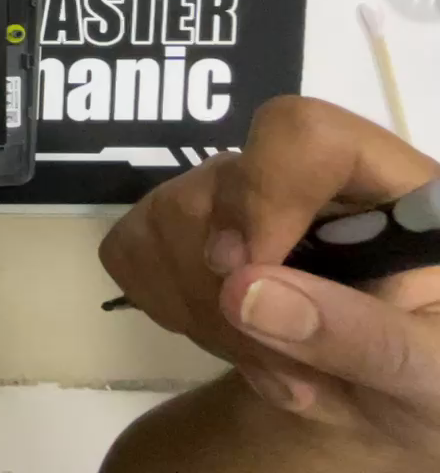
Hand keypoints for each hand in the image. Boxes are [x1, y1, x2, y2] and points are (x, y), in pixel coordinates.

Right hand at [101, 97, 439, 455]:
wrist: (387, 403)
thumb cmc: (437, 385)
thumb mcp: (438, 378)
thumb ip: (364, 336)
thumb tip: (242, 289)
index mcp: (387, 189)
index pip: (303, 134)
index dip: (262, 191)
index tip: (243, 269)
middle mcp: (297, 176)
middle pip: (217, 187)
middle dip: (226, 288)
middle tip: (277, 366)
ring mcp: (224, 195)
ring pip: (161, 216)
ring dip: (200, 310)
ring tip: (265, 363)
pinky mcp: (167, 223)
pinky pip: (127, 243)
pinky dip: (161, 301)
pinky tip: (218, 334)